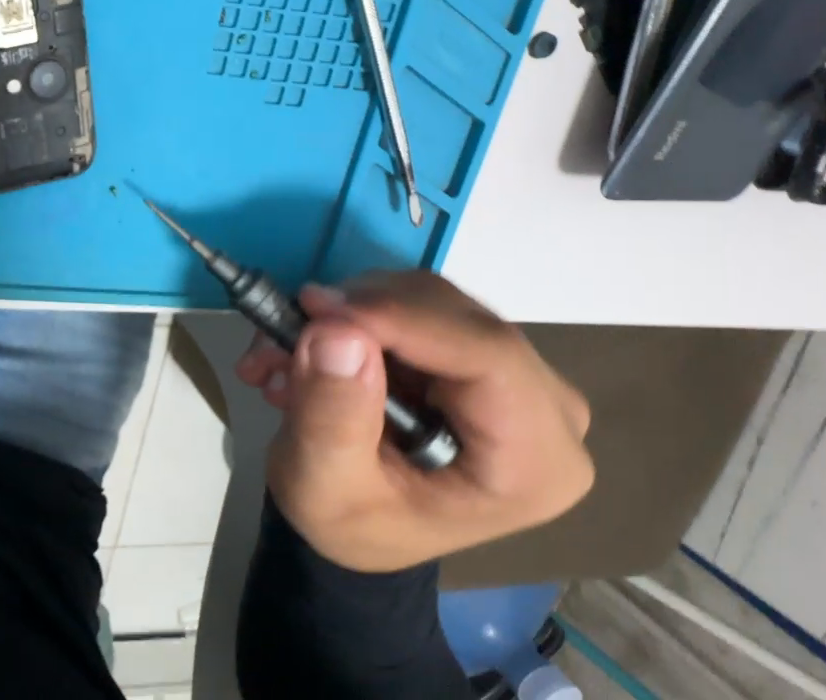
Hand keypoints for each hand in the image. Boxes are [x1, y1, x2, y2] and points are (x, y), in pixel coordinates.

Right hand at [234, 271, 593, 572]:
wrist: (354, 525)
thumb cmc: (349, 523)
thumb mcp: (323, 486)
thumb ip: (332, 415)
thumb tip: (336, 330)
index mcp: (533, 464)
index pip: (490, 357)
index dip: (404, 321)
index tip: (317, 311)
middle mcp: (546, 411)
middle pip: (460, 319)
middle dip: (360, 314)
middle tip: (281, 333)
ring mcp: (516, 378)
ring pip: (430, 300)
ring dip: (345, 313)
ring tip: (280, 352)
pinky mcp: (477, 356)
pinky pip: (413, 305)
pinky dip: (350, 315)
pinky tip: (306, 349)